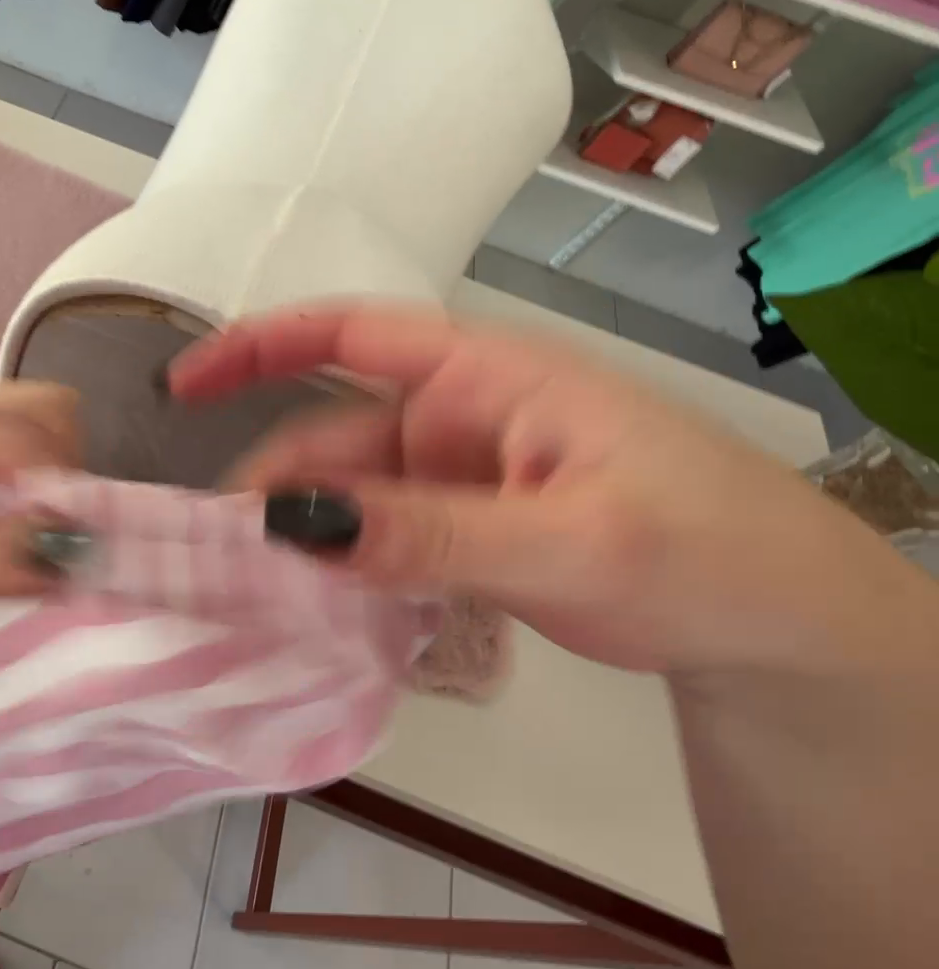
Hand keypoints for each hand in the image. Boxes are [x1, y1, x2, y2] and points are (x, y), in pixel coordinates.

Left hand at [0, 383, 80, 662]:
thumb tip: (70, 543)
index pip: (21, 432)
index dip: (55, 495)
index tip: (51, 565)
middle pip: (44, 415)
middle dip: (58, 484)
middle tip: (25, 552)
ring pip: (42, 440)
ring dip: (44, 500)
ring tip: (0, 556)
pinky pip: (23, 472)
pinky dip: (29, 512)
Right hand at [170, 307, 922, 674]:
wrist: (787, 633)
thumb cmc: (709, 556)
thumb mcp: (570, 543)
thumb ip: (428, 533)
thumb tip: (292, 524)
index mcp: (489, 378)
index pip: (352, 336)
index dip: (258, 347)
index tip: (181, 384)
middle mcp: (457, 416)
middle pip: (332, 434)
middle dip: (275, 483)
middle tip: (223, 552)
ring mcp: (452, 476)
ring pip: (346, 493)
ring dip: (303, 534)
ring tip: (258, 589)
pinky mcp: (453, 527)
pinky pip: (371, 534)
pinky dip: (336, 561)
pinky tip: (312, 599)